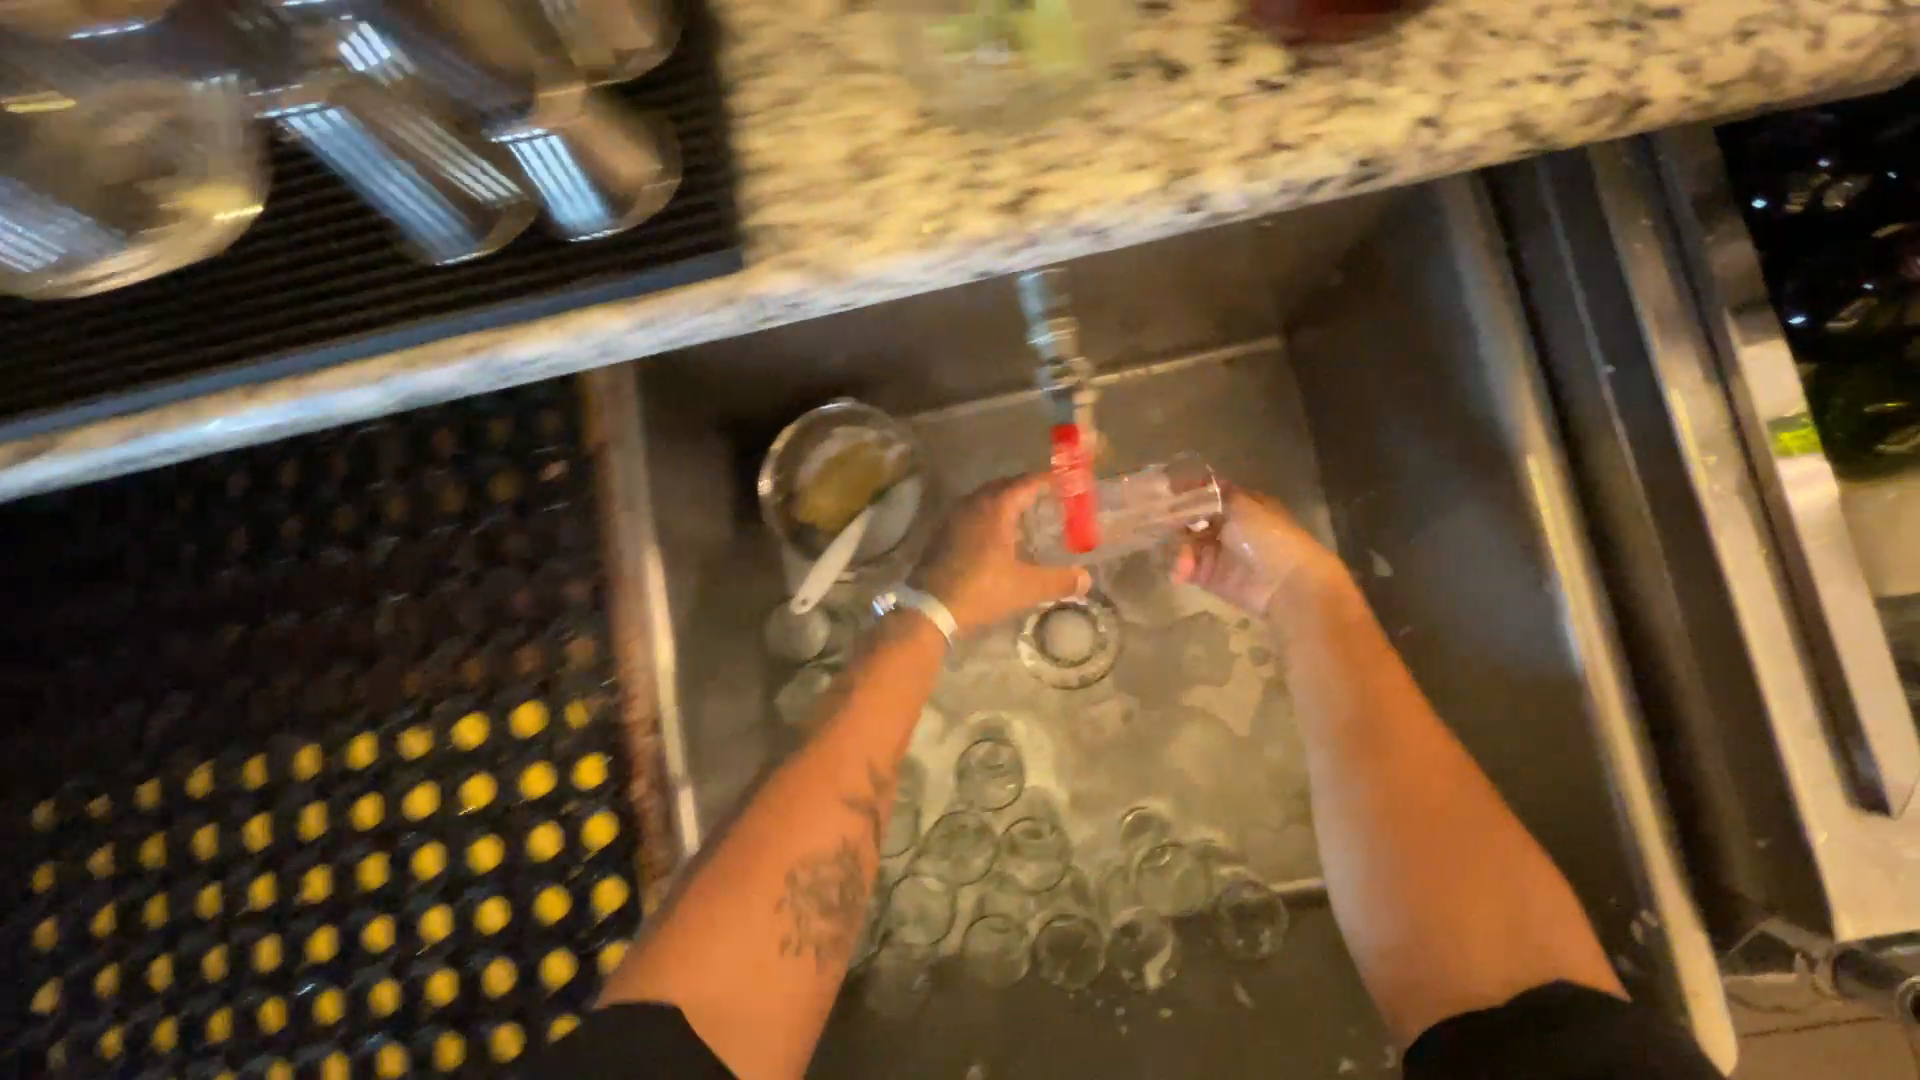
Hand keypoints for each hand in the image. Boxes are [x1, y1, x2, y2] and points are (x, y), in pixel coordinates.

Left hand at [919, 474, 1090, 635]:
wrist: (929, 608)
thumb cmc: (980, 590)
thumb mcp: (1026, 588)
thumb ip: (1059, 581)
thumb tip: (1086, 579)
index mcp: (995, 508)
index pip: (1026, 483)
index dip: (1047, 480)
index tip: (1065, 481)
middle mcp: (973, 504)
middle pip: (1004, 487)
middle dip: (1026, 490)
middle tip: (1048, 499)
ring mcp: (953, 518)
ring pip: (985, 500)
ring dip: (1005, 504)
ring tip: (1025, 518)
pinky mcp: (942, 534)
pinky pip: (971, 515)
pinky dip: (989, 518)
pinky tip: (997, 538)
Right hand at [1172, 486, 1348, 622]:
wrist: (1287, 583)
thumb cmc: (1269, 537)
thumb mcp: (1244, 505)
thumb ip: (1213, 494)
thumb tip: (1191, 481)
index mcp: (1238, 506)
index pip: (1205, 496)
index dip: (1185, 494)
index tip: (1163, 493)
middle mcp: (1226, 526)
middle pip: (1190, 520)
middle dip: (1174, 523)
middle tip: (1158, 526)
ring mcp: (1217, 552)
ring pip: (1185, 544)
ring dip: (1178, 550)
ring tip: (1181, 561)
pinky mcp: (1210, 577)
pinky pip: (1187, 568)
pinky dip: (1180, 569)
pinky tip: (1180, 572)